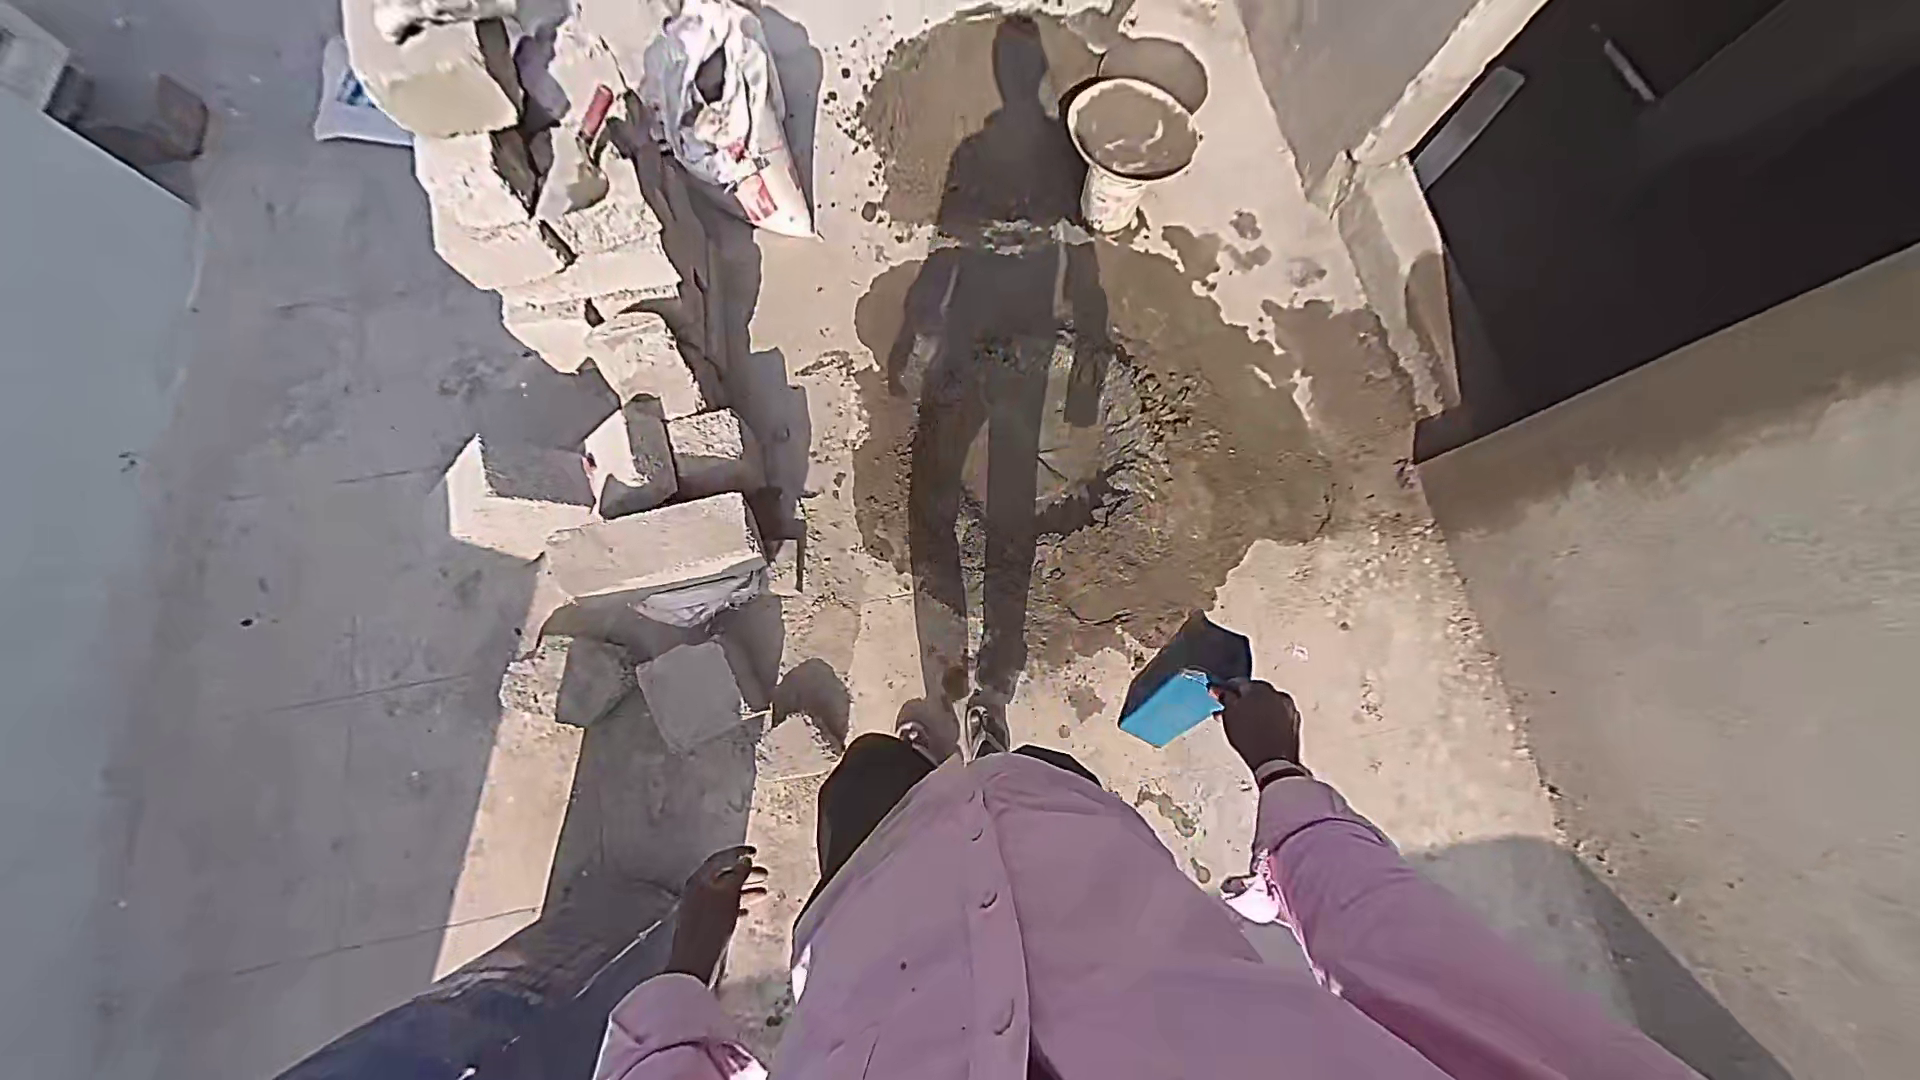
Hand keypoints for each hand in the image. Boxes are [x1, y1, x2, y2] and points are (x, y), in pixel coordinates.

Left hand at [665, 846, 767, 982]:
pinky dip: (737, 904)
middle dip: (745, 873)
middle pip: (724, 875)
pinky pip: (723, 907)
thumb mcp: (729, 893)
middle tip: (763, 872)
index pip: (720, 858)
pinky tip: (748, 909)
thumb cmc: (711, 925)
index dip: (739, 853)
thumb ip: (738, 874)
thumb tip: (745, 861)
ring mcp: (698, 908)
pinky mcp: (702, 924)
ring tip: (762, 890)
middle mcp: (696, 891)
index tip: (754, 852)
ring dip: (744, 889)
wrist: (694, 963)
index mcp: (699, 880)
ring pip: (725, 892)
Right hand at [1219, 680, 1302, 774]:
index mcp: (1260, 687)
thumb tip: (1223, 691)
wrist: (1275, 763)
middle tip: (1229, 711)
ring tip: (1242, 724)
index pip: (1238, 682)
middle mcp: (1277, 694)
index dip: (1225, 689)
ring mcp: (1288, 709)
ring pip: (1266, 704)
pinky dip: (1266, 719)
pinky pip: (1276, 716)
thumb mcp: (1228, 714)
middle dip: (1241, 701)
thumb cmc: (1252, 738)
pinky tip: (1256, 730)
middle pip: (1254, 692)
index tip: (1219, 695)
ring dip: (1254, 710)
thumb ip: (1225, 698)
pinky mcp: (1294, 723)